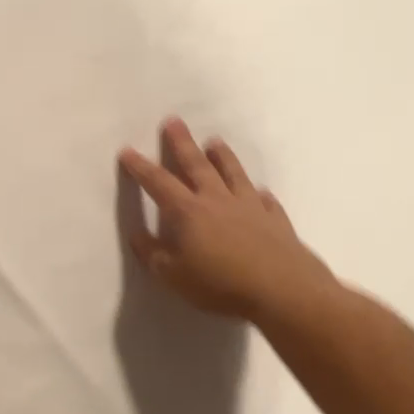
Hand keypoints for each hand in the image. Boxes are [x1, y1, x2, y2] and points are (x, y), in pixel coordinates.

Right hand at [119, 118, 336, 320]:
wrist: (285, 293)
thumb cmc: (220, 284)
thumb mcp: (172, 275)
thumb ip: (152, 254)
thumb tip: (138, 236)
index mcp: (187, 212)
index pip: (158, 183)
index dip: (140, 167)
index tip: (127, 150)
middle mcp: (217, 201)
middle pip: (197, 166)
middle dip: (182, 144)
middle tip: (174, 121)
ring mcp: (250, 208)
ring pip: (233, 174)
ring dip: (222, 157)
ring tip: (215, 141)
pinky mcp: (276, 222)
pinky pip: (265, 201)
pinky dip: (258, 193)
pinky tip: (258, 191)